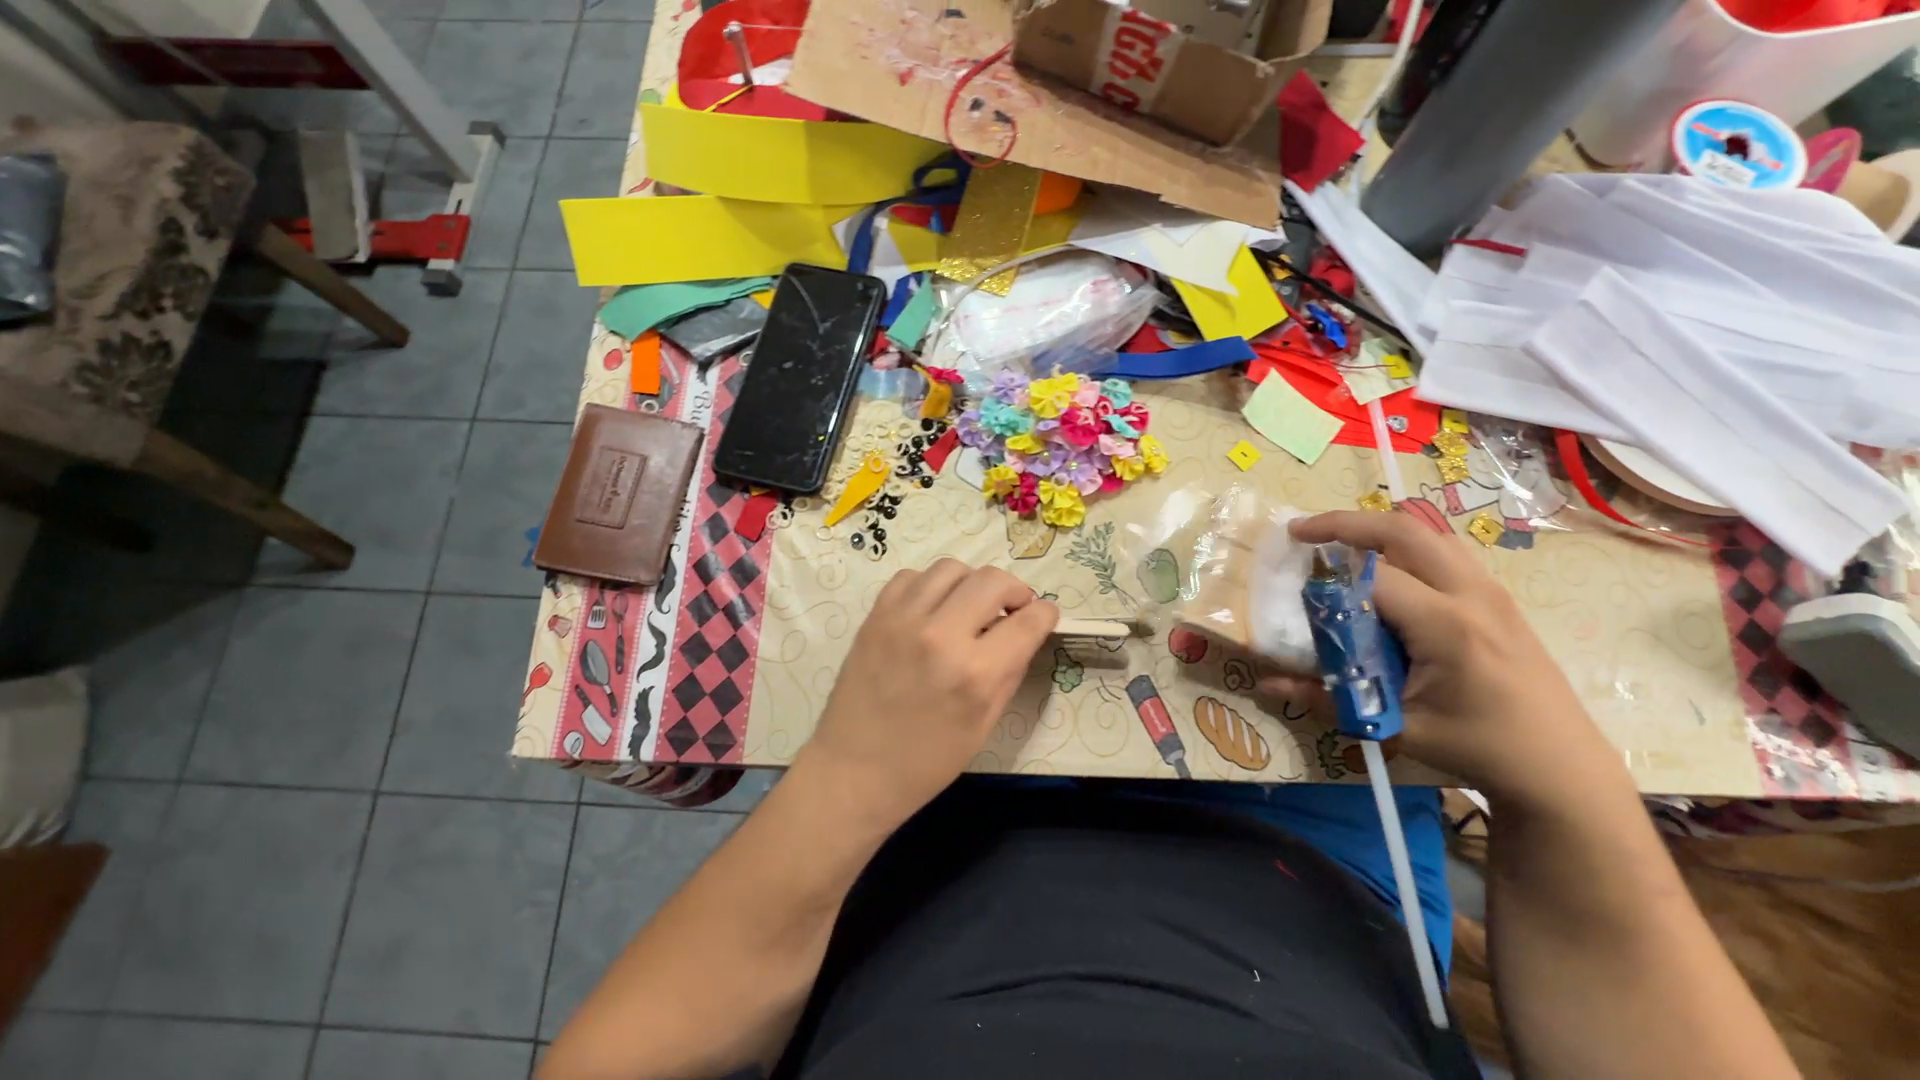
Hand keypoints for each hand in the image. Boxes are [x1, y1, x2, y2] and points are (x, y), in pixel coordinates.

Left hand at [798, 558, 1057, 827]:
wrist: (856, 770)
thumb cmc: (927, 761)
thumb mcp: (984, 725)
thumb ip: (1009, 672)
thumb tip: (1024, 633)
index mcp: (976, 673)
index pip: (1028, 621)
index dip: (1046, 613)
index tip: (1044, 615)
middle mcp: (941, 636)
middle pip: (993, 580)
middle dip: (1014, 591)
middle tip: (1011, 610)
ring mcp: (903, 621)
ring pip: (951, 568)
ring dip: (971, 584)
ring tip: (970, 607)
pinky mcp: (875, 617)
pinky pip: (911, 577)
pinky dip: (930, 586)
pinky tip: (932, 610)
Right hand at [1263, 511, 1631, 810]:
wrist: (1559, 767)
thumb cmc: (1477, 749)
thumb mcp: (1395, 728)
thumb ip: (1326, 700)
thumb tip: (1266, 684)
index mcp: (1447, 627)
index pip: (1373, 577)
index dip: (1326, 572)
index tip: (1290, 570)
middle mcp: (1472, 596)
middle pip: (1403, 530)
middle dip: (1347, 522)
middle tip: (1304, 532)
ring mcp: (1492, 592)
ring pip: (1430, 534)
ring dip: (1380, 530)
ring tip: (1341, 547)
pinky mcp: (1499, 600)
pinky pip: (1447, 553)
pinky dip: (1408, 547)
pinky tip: (1387, 574)